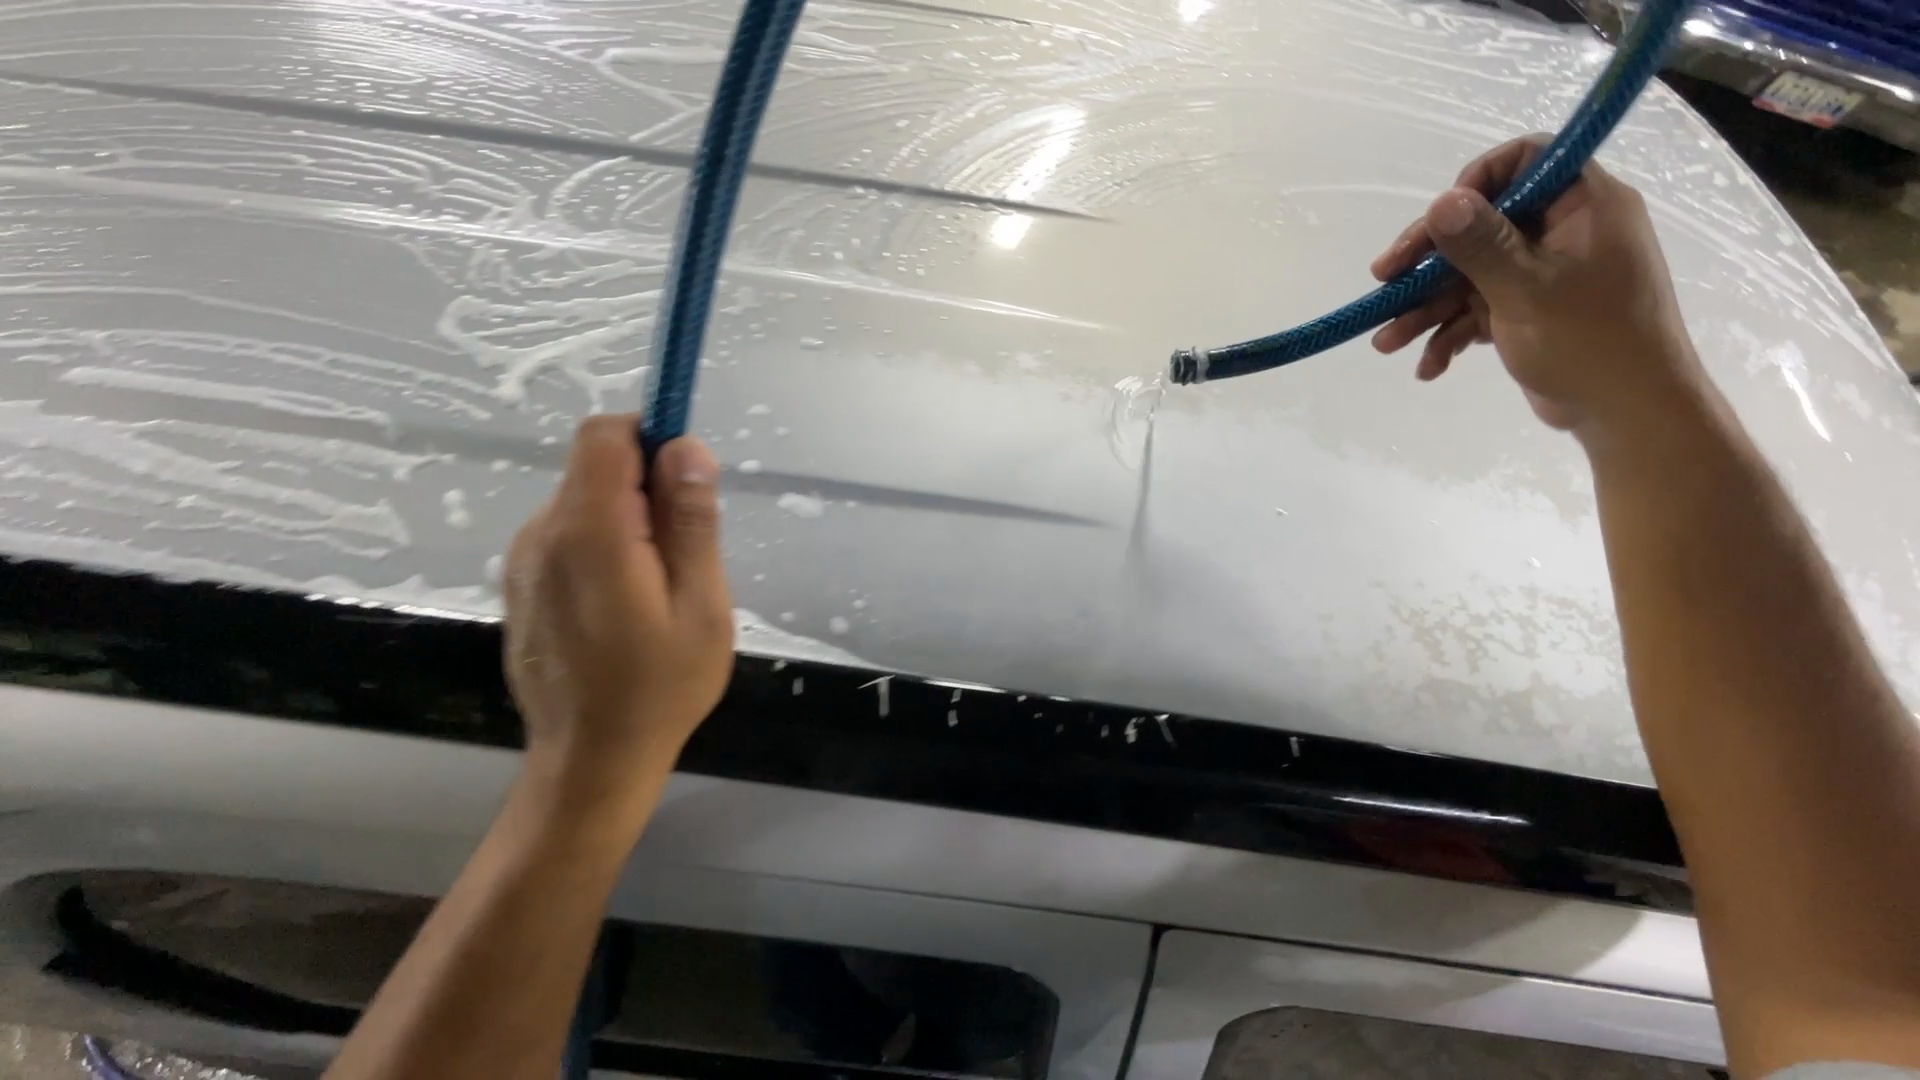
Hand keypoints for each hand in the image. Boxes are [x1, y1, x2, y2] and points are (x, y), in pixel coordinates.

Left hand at [503, 416, 733, 792]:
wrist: (590, 760)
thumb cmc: (660, 688)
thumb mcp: (701, 605)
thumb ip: (691, 521)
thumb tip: (686, 446)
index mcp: (590, 534)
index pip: (604, 435)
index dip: (649, 437)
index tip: (685, 482)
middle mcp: (543, 534)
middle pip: (596, 467)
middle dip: (648, 490)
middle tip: (682, 558)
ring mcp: (523, 559)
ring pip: (584, 500)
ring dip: (627, 522)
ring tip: (655, 592)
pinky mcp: (520, 581)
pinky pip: (567, 534)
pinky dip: (603, 545)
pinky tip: (621, 606)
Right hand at [1369, 135, 1709, 436]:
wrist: (1625, 413)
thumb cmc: (1589, 341)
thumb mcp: (1527, 290)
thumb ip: (1481, 244)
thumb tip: (1441, 200)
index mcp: (1581, 207)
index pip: (1527, 161)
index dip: (1477, 182)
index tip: (1439, 220)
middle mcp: (1560, 232)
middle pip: (1480, 227)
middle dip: (1427, 263)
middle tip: (1383, 282)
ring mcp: (1541, 274)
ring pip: (1469, 276)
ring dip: (1426, 310)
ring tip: (1388, 343)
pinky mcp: (1526, 312)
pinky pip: (1476, 311)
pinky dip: (1449, 336)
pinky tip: (1428, 367)